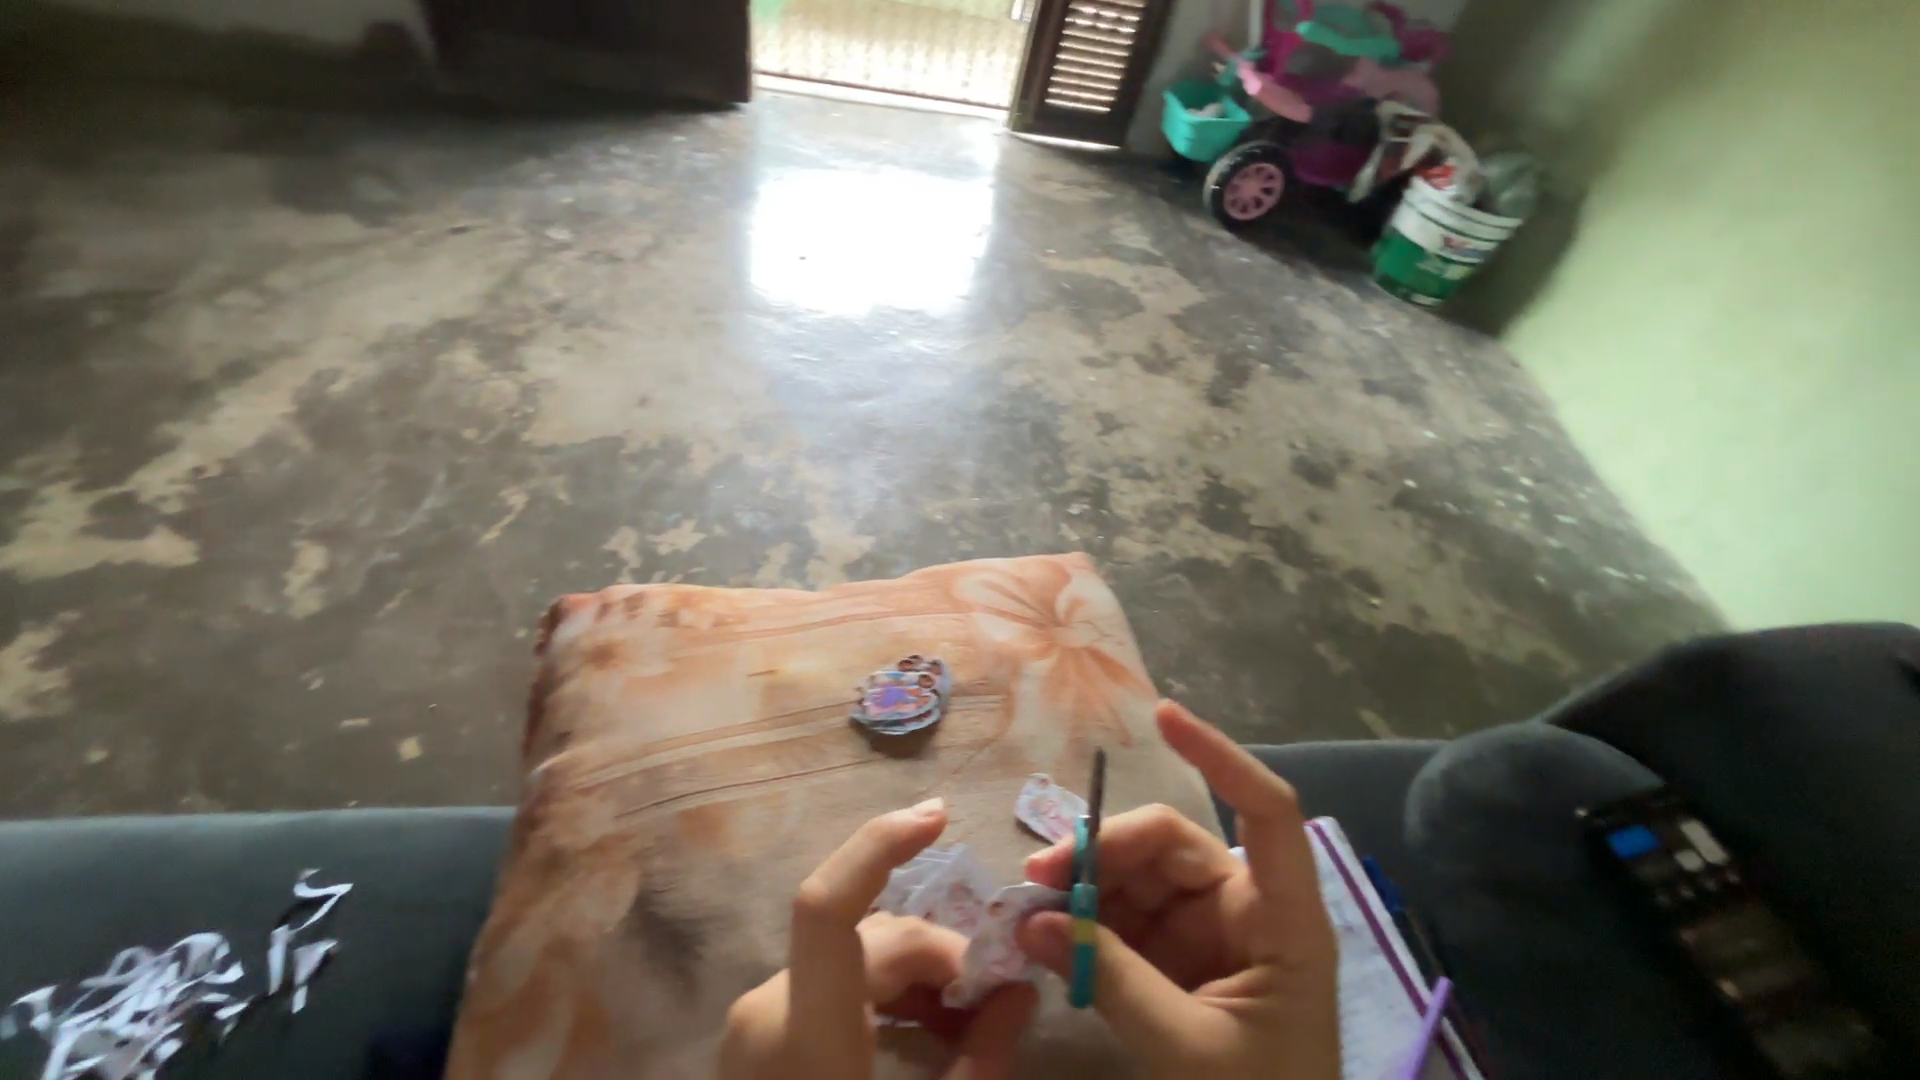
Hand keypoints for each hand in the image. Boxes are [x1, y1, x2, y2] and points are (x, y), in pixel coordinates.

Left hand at [719, 798, 1038, 1079]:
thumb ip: (984, 1056)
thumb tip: (1023, 987)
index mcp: (803, 1034)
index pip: (827, 906)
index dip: (879, 845)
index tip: (939, 818)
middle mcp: (768, 1008)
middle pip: (870, 938)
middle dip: (941, 954)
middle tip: (995, 998)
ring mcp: (758, 1018)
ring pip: (856, 958)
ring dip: (916, 975)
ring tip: (965, 1019)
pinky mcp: (762, 1029)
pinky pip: (834, 983)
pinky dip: (883, 994)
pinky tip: (924, 1031)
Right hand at [1018, 701, 1338, 1079]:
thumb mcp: (1186, 1053)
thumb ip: (1108, 980)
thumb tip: (1029, 921)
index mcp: (1283, 920)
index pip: (1267, 812)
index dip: (1221, 757)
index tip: (1161, 718)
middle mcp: (1244, 909)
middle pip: (1171, 844)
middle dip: (1104, 847)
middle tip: (1039, 874)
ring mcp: (1204, 933)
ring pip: (1136, 876)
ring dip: (1082, 882)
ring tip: (1030, 904)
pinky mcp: (1172, 960)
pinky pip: (1120, 917)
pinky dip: (1081, 918)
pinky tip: (1045, 930)